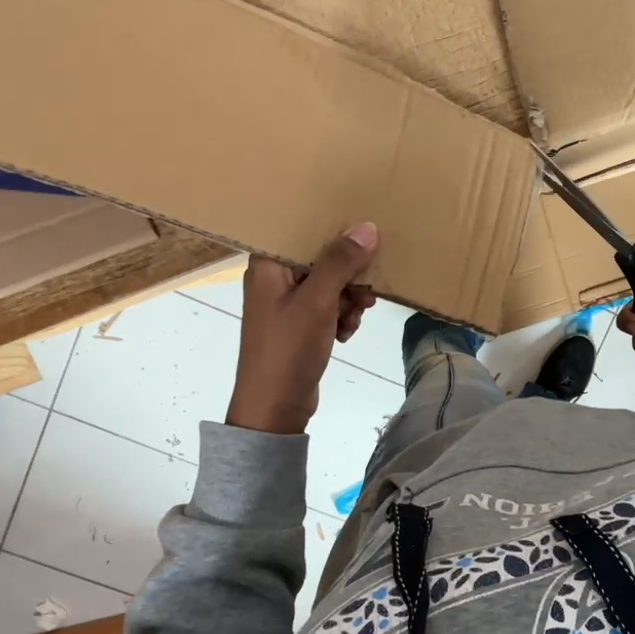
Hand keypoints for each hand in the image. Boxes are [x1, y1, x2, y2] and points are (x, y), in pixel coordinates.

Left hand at [227, 223, 378, 433]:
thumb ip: (340, 262)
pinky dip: (341, 317)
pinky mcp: (298, 326)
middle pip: (320, 259)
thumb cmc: (288, 348)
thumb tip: (367, 227)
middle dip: (348, 275)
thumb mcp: (318, 301)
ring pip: (328, 285)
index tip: (362, 238)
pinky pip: (327, 309)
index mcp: (268, 265)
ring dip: (348, 299)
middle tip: (366, 292)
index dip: (331, 233)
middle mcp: (274, 279)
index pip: (301, 232)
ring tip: (356, 317)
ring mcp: (286, 304)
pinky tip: (347, 333)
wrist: (274, 406)